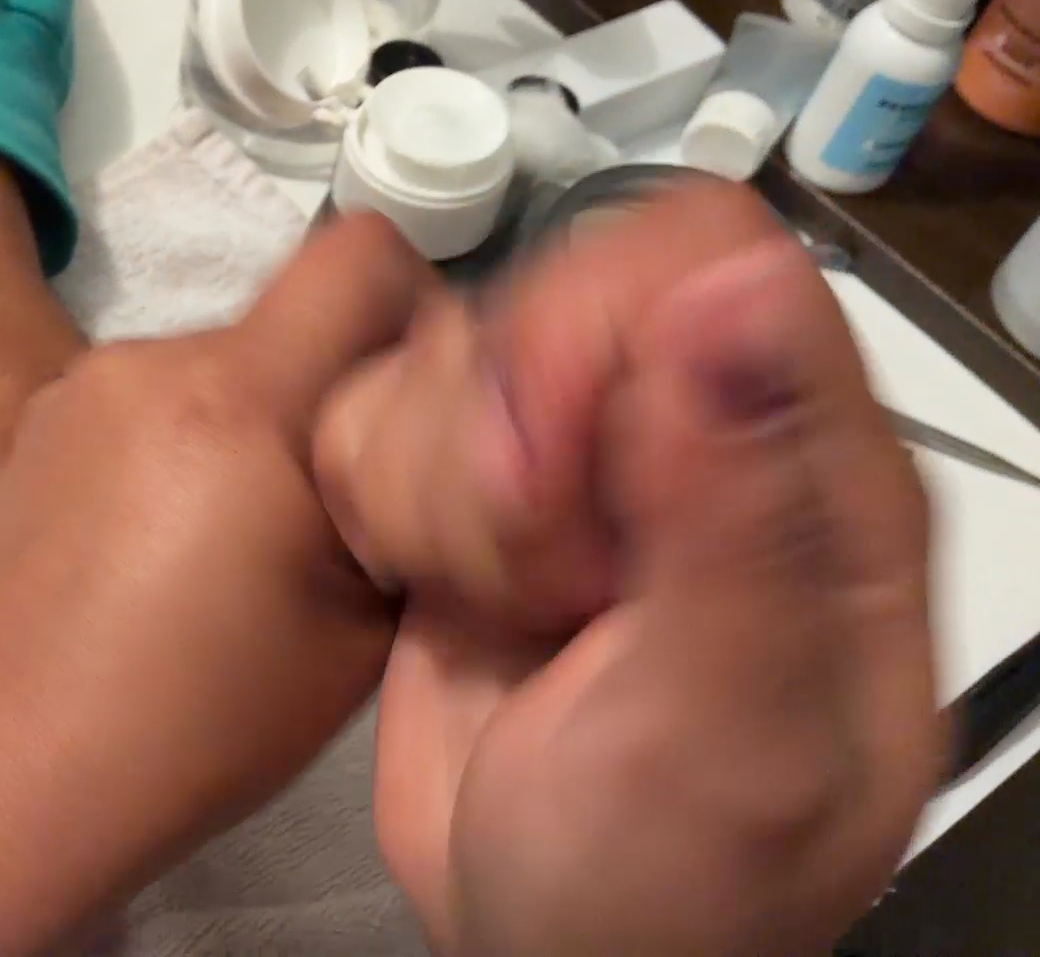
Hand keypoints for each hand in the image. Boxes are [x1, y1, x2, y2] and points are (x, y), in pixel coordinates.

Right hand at [316, 185, 946, 956]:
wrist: (524, 925)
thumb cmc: (660, 869)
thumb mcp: (726, 720)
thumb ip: (737, 510)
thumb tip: (735, 291)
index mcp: (786, 467)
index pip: (689, 259)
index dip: (588, 338)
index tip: (541, 474)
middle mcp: (656, 436)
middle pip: (533, 304)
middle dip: (484, 441)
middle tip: (513, 569)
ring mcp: (536, 461)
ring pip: (427, 364)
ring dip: (422, 495)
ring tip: (475, 600)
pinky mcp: (440, 492)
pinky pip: (363, 424)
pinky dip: (371, 505)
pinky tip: (419, 583)